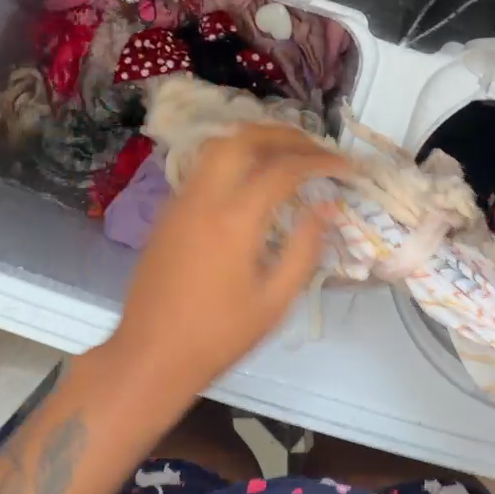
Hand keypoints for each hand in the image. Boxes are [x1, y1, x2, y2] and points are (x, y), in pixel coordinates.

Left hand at [104, 124, 336, 403]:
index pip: (284, 168)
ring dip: (257, 139)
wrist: (149, 357)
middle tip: (316, 149)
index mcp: (235, 220)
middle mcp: (205, 197)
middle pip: (246, 138)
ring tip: (287, 153)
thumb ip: (304, 248)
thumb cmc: (217, 336)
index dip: (319, 161)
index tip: (345, 166)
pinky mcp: (168, 211)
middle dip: (286, 135)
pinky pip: (204, 165)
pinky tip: (251, 177)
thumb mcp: (274, 301)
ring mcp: (181, 200)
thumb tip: (326, 206)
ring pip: (219, 145)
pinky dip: (234, 156)